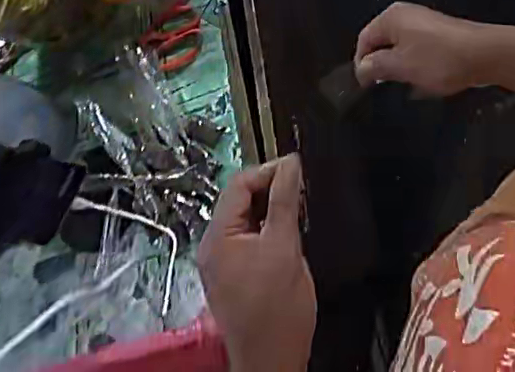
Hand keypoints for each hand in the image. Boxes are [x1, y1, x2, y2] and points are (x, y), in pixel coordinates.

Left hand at [198, 155, 313, 371]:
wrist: (273, 364)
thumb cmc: (277, 309)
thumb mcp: (284, 246)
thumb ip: (285, 199)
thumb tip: (290, 162)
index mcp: (218, 237)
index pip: (239, 184)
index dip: (268, 171)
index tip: (297, 169)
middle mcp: (213, 246)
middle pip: (239, 198)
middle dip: (270, 187)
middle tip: (300, 187)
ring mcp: (222, 261)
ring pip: (246, 216)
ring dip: (270, 206)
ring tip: (298, 205)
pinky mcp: (234, 273)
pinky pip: (249, 234)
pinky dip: (268, 225)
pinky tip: (288, 227)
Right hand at [354, 2, 492, 95]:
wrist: (483, 54)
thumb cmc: (439, 59)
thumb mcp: (401, 67)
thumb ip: (376, 67)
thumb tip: (362, 68)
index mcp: (391, 17)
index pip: (364, 39)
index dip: (362, 64)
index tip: (366, 85)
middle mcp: (405, 14)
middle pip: (382, 42)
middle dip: (383, 65)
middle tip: (387, 86)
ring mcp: (424, 22)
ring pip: (401, 47)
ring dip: (402, 67)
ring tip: (410, 85)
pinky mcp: (439, 32)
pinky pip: (418, 49)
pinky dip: (418, 64)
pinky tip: (427, 80)